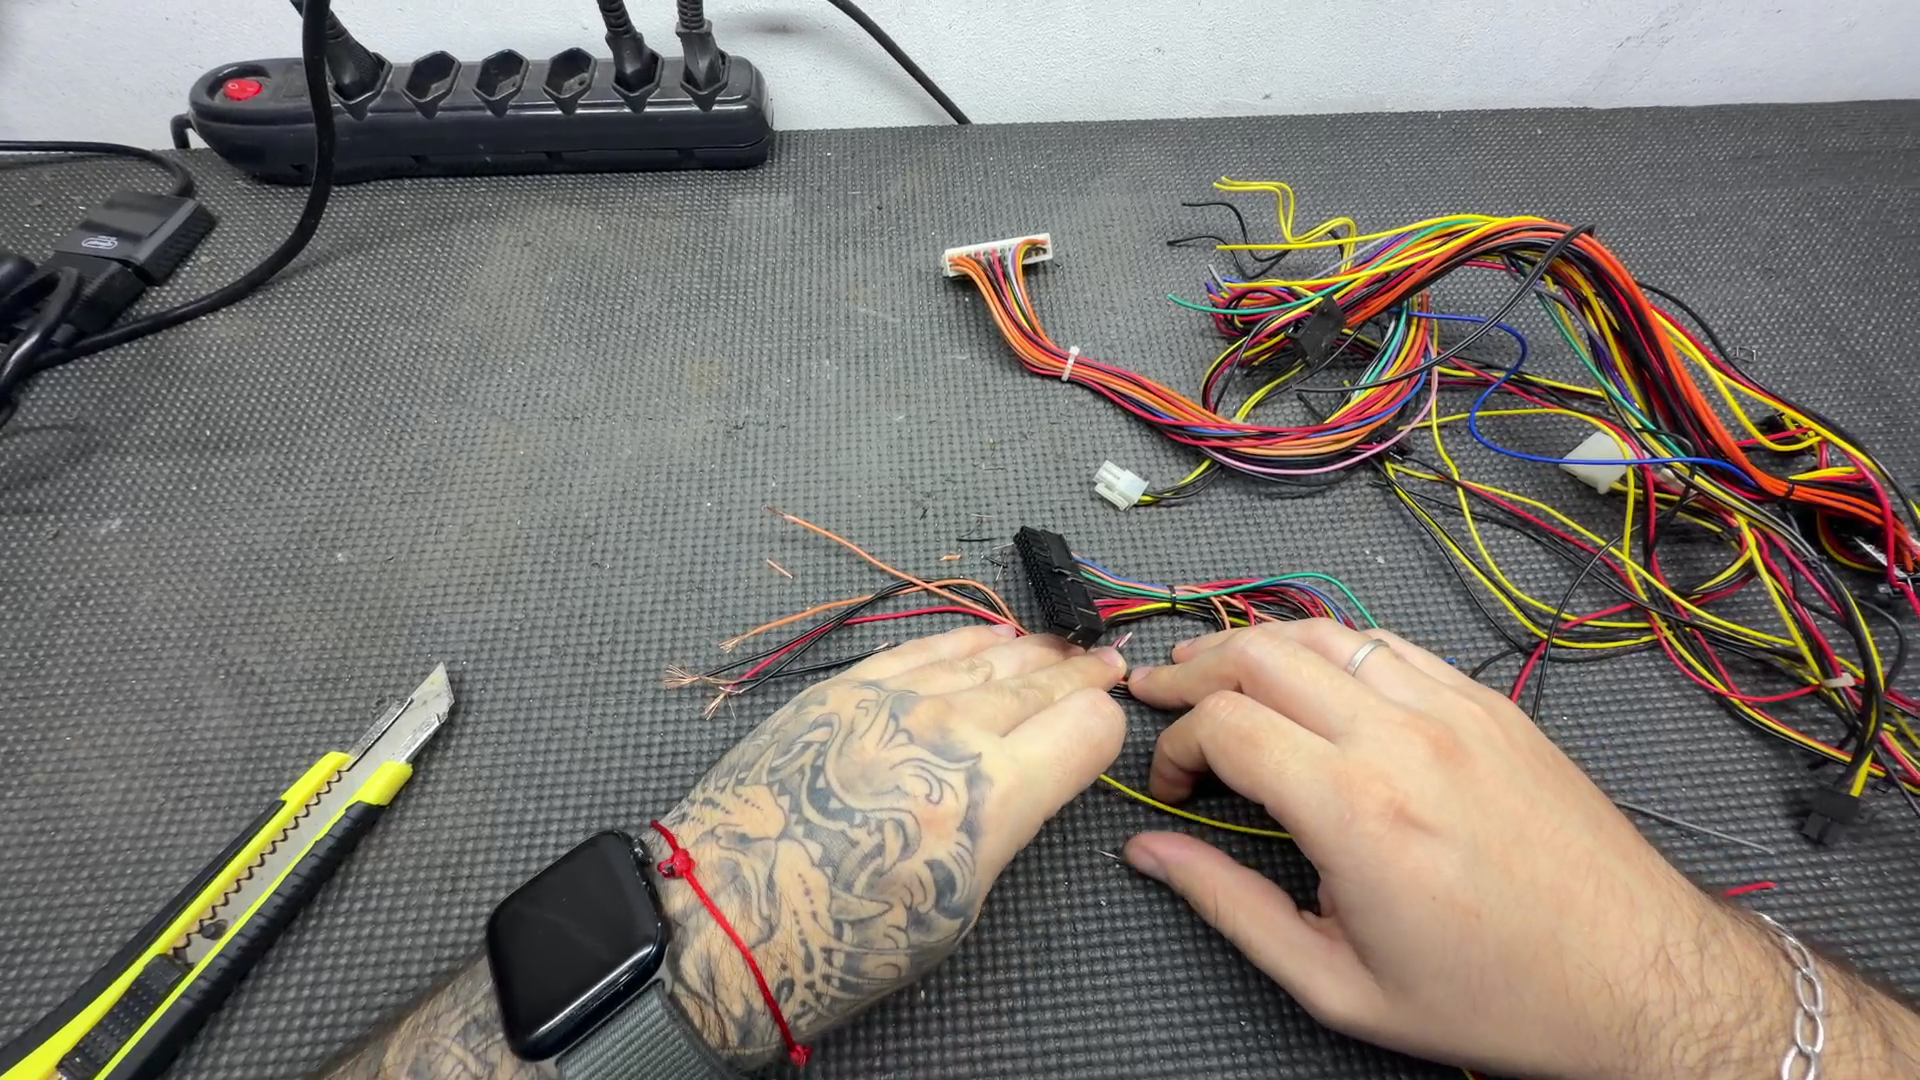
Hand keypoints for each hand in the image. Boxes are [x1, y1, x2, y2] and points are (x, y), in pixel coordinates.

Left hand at [650, 624, 1126, 1067]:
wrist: (726, 911)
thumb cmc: (843, 933)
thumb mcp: (957, 902)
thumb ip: (1003, 819)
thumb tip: (1026, 772)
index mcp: (993, 795)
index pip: (1085, 727)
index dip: (1104, 723)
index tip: (1105, 720)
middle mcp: (952, 731)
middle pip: (1041, 682)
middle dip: (1081, 673)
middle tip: (1105, 661)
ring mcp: (898, 699)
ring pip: (989, 656)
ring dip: (1033, 650)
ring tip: (1059, 644)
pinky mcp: (850, 687)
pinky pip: (926, 647)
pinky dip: (966, 639)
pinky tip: (991, 634)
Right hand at [1122, 620, 1838, 1078]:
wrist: (1652, 986)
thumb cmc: (1488, 996)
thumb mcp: (1336, 982)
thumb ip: (1226, 903)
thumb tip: (1147, 850)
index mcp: (1356, 809)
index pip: (1224, 725)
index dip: (1176, 745)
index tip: (1174, 784)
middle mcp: (1397, 737)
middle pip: (1255, 656)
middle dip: (1189, 670)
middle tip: (1157, 690)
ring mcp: (1446, 706)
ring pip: (1313, 632)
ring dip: (1246, 643)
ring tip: (1207, 662)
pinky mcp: (1481, 699)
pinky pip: (1377, 642)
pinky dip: (1318, 645)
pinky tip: (1298, 669)